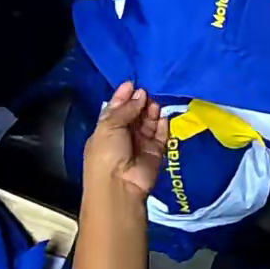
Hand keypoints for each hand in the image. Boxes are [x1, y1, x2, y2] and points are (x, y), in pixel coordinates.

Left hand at [83, 81, 170, 201]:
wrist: (120, 185)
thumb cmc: (107, 153)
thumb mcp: (109, 125)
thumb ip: (125, 109)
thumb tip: (140, 95)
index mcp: (106, 130)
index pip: (116, 109)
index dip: (124, 96)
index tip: (133, 83)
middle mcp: (123, 136)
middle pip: (134, 114)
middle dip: (140, 102)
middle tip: (147, 91)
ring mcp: (140, 144)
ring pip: (149, 123)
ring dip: (151, 111)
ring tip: (155, 102)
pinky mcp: (156, 152)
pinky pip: (161, 135)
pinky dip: (163, 124)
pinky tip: (163, 115)